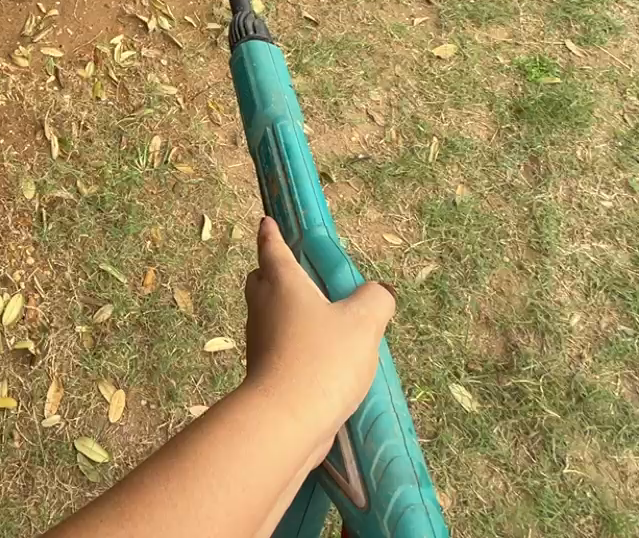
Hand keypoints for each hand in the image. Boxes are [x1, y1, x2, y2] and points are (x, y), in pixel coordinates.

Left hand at [242, 217, 395, 438]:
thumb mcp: (362, 323)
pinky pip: (274, 341)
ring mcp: (258, 337)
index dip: (270, 233)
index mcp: (281, 282)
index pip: (271, 248)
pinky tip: (315, 354)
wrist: (286, 417)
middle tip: (294, 271)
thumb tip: (379, 290)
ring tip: (314, 315)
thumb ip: (375, 300)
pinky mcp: (262, 367)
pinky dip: (289, 338)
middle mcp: (263, 304)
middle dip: (272, 270)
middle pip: (261, 278)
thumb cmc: (322, 358)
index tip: (266, 221)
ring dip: (282, 306)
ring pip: (265, 310)